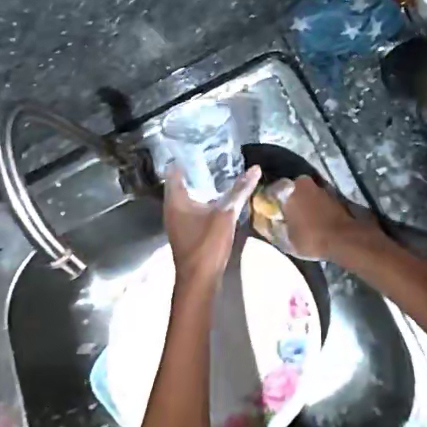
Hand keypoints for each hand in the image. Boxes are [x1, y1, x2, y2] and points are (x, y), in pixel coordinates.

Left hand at [162, 165, 260, 287]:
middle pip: (182, 182)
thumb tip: (254, 168)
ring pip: (188, 197)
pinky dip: (204, 200)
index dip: (187, 156)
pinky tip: (219, 199)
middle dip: (198, 170)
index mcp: (175, 200)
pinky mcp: (186, 232)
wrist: (199, 281)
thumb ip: (239, 191)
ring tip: (221, 173)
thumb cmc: (206, 245)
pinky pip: (193, 209)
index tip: (203, 145)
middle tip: (217, 156)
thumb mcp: (226, 214)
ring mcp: (177, 221)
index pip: (175, 170)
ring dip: (202, 186)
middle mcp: (171, 208)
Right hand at [275, 177, 378, 261]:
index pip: (269, 191)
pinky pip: (315, 197)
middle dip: (284, 200)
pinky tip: (312, 217)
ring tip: (298, 218)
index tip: (266, 212)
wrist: (345, 239)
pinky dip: (312, 204)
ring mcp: (318, 186)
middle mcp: (302, 182)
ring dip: (300, 201)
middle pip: (287, 189)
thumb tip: (263, 223)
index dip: (266, 201)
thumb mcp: (285, 240)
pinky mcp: (332, 193)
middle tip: (282, 215)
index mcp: (286, 190)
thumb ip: (271, 229)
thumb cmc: (311, 238)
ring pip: (302, 192)